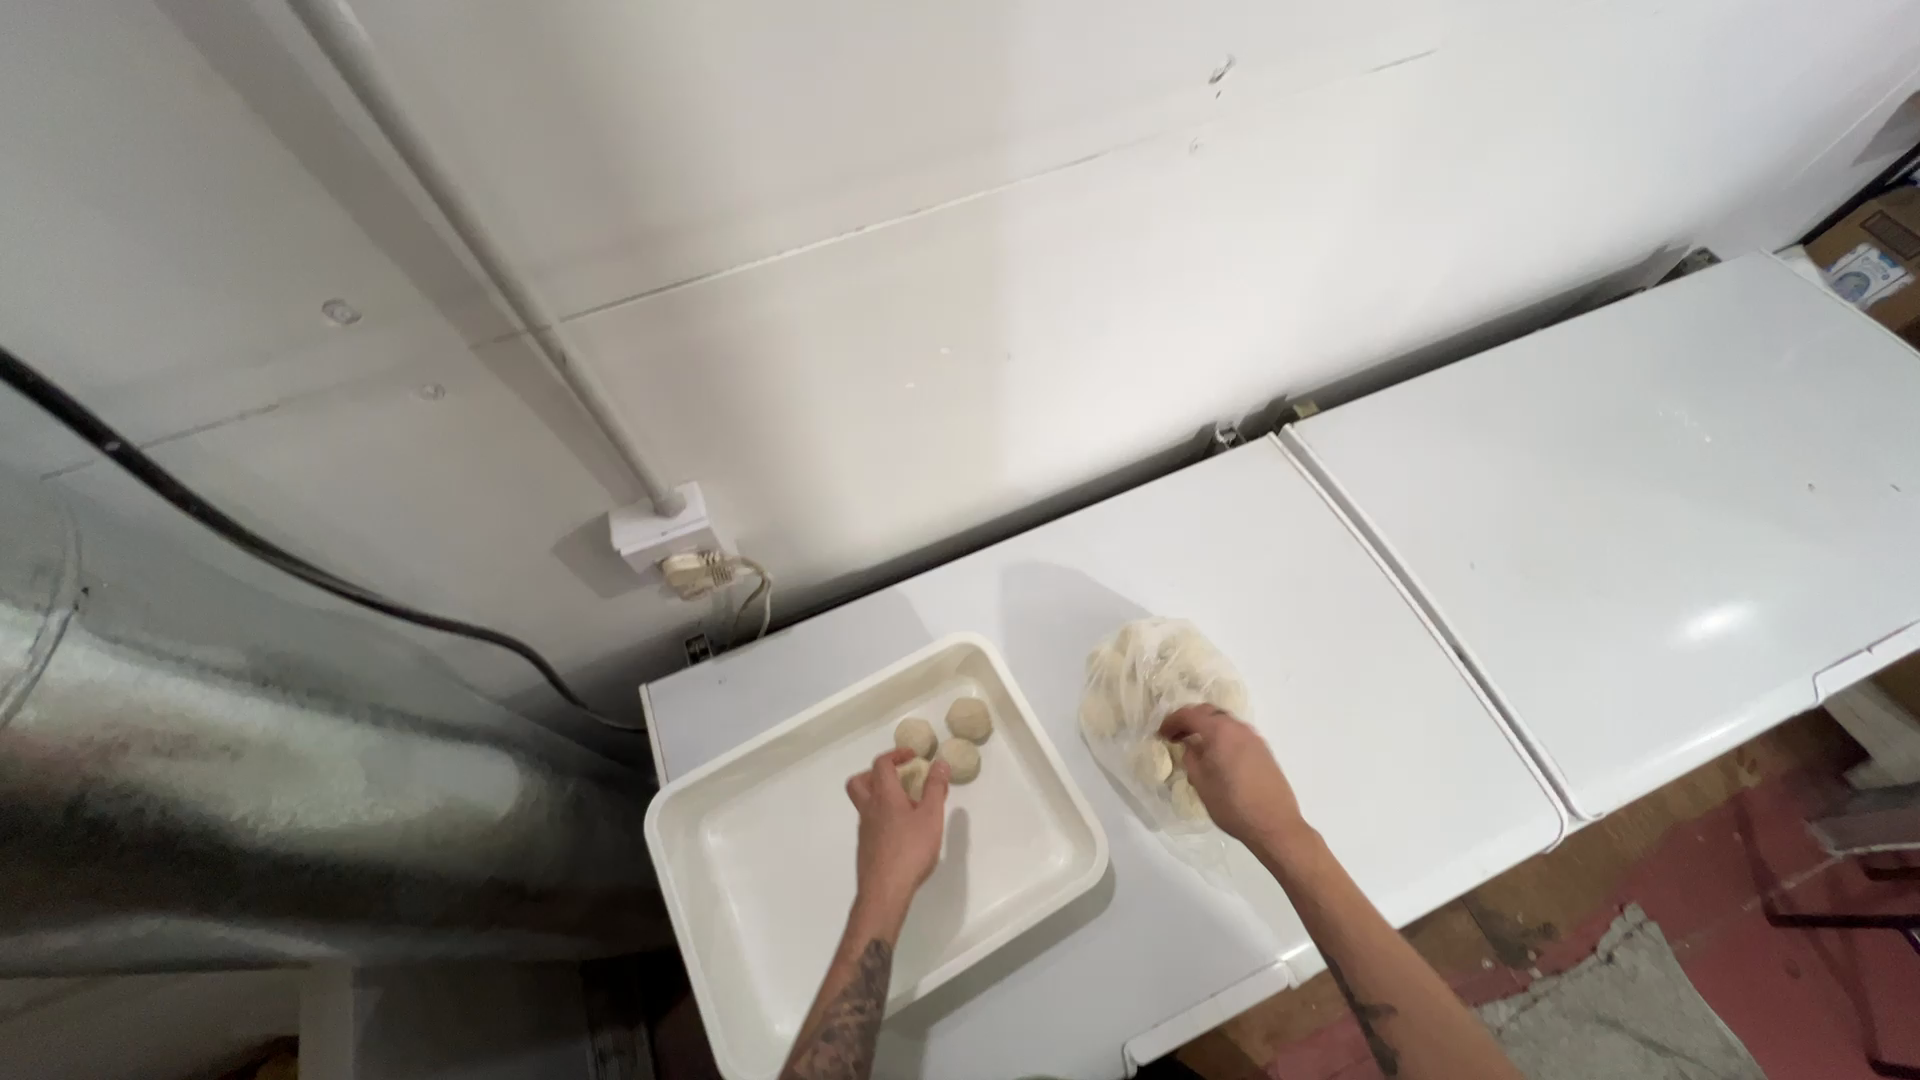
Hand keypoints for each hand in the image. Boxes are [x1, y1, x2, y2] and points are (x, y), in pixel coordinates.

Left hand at [845, 748, 949, 914]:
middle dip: (877, 773)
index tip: (913, 756)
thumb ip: (935, 789)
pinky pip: (870, 822)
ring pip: (864, 803)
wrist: (884, 892)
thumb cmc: (910, 850)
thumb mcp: (931, 817)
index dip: (896, 754)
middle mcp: (869, 809)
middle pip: (860, 781)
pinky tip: (903, 831)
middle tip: (898, 777)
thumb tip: (939, 763)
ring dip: (881, 796)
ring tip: (907, 805)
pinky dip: (883, 817)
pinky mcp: (866, 847)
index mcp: (884, 796)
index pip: (881, 764)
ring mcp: (864, 830)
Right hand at [1160, 705, 1307, 847]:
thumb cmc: (1232, 805)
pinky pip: (1237, 734)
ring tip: (1197, 746)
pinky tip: (1218, 756)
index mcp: (1219, 732)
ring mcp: (1254, 738)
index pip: (1189, 714)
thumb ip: (1191, 757)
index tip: (1162, 734)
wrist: (1275, 825)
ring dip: (1207, 728)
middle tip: (1177, 736)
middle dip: (1190, 720)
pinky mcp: (1264, 750)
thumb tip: (1189, 745)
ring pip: (1225, 722)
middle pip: (1209, 712)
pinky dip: (1222, 736)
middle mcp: (1238, 728)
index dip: (1172, 721)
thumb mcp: (1201, 783)